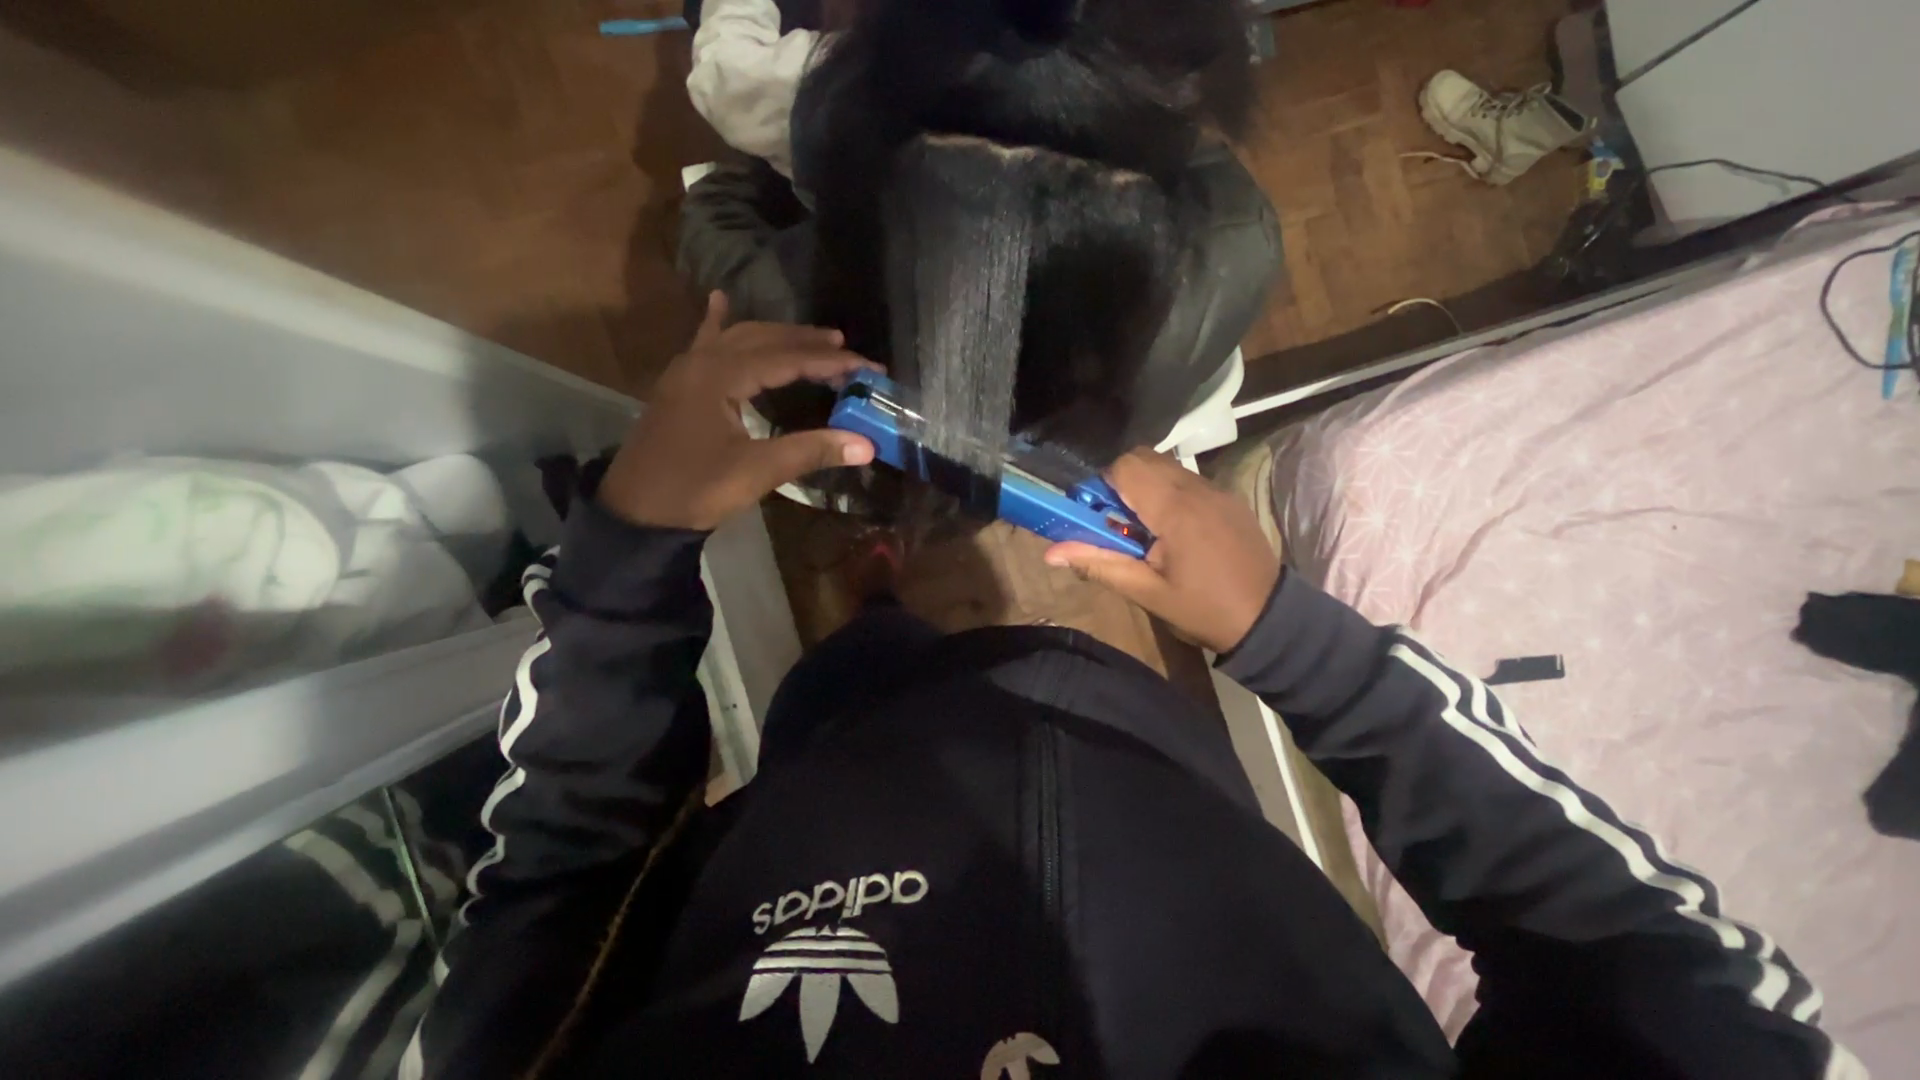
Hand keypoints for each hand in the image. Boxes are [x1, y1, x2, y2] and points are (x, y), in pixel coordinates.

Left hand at [597, 293, 878, 529]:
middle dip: (808, 342)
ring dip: (777, 336)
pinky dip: (720, 324)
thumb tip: (866, 444)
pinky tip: (721, 302)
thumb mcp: (756, 472)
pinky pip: (705, 342)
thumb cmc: (694, 490)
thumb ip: (810, 451)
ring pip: (738, 337)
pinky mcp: (678, 386)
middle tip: (848, 350)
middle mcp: (702, 361)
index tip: (868, 368)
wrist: (635, 513)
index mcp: (720, 376)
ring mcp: (686, 371)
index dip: (831, 362)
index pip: (787, 358)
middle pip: (763, 338)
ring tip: (813, 339)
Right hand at [1044, 449, 1280, 652]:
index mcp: (1174, 508)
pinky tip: (1173, 534)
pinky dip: (1168, 495)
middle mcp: (1196, 488)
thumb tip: (1050, 552)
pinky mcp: (1228, 498)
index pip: (1125, 466)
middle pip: (1143, 458)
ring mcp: (1216, 490)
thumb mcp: (1147, 592)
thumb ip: (1099, 564)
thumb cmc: (1204, 609)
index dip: (1102, 487)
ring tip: (1145, 533)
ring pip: (1165, 467)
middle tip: (1118, 526)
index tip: (1099, 521)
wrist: (1270, 619)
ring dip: (1144, 489)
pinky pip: (1187, 480)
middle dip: (1120, 484)